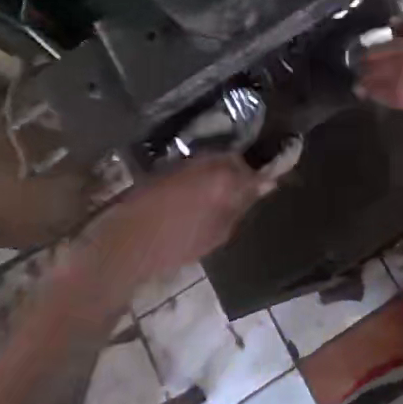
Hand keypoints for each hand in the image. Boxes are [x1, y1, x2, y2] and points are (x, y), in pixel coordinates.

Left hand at [85, 150, 294, 290]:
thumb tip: (264, 187)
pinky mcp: (170, 166)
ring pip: (217, 160)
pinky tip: (203, 191)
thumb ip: (242, 207)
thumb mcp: (218, 232)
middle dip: (245, 171)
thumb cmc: (176, 243)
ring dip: (224, 171)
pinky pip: (199, 165)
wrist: (126, 241)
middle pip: (237, 160)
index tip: (276, 177)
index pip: (259, 171)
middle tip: (249, 189)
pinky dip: (205, 174)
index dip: (269, 174)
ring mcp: (188, 161)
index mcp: (227, 179)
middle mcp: (210, 162)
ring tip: (226, 191)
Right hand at [358, 22, 402, 124]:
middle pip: (375, 62)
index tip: (358, 88)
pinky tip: (393, 27)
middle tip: (362, 71)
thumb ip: (401, 99)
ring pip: (388, 44)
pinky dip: (400, 26)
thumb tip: (381, 93)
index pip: (372, 86)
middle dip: (366, 68)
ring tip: (372, 53)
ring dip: (378, 50)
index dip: (363, 87)